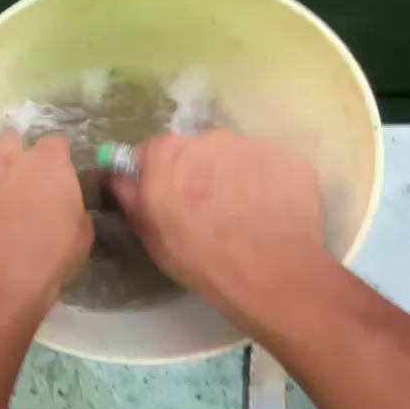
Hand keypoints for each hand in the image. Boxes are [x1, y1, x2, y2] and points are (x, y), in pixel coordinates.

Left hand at [0, 132, 91, 316]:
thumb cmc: (49, 258)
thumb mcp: (81, 234)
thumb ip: (71, 207)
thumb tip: (63, 206)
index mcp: (47, 164)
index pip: (54, 141)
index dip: (57, 156)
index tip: (58, 173)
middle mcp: (8, 163)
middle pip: (10, 138)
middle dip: (16, 151)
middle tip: (23, 177)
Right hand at [109, 129, 329, 320]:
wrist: (269, 270)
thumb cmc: (196, 253)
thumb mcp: (146, 228)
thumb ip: (129, 194)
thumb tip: (118, 175)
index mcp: (167, 153)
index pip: (150, 149)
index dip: (152, 171)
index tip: (158, 193)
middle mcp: (209, 138)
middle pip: (194, 149)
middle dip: (193, 170)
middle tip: (199, 205)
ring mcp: (254, 145)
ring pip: (231, 155)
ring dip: (228, 174)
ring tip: (235, 209)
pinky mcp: (291, 157)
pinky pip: (265, 164)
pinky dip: (261, 180)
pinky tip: (263, 209)